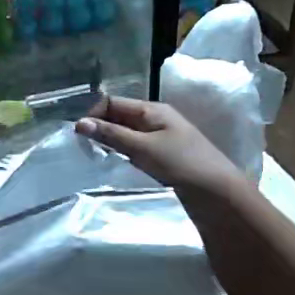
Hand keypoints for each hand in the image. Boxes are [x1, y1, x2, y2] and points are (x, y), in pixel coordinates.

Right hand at [74, 96, 246, 197]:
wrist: (217, 192)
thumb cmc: (181, 164)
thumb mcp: (142, 148)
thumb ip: (111, 135)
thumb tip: (79, 122)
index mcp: (153, 110)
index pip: (113, 102)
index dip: (93, 114)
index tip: (77, 135)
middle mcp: (156, 119)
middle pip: (119, 116)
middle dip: (100, 128)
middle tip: (81, 148)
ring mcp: (161, 138)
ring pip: (127, 134)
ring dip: (110, 142)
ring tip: (94, 157)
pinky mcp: (164, 157)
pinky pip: (136, 149)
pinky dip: (123, 153)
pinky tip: (116, 165)